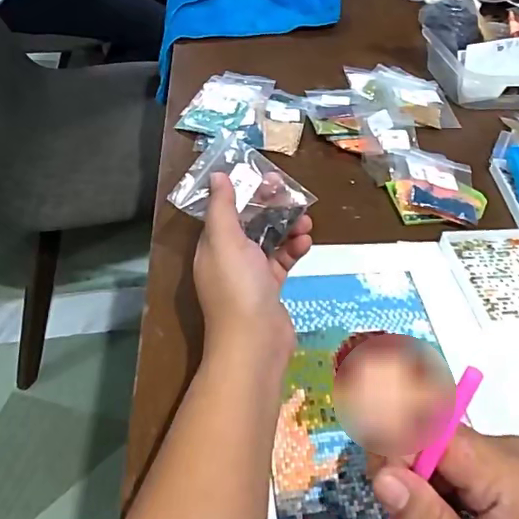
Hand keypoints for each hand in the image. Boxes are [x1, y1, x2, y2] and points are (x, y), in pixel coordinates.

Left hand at [193, 172, 310, 369]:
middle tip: (291, 192)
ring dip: (287, 226)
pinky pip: (282, 260)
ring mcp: (250, 274)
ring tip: (306, 219)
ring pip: (268, 240)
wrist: (255, 343)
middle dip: (270, 206)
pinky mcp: (270, 288)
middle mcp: (228, 257)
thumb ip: (222, 206)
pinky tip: (306, 242)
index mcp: (212, 244)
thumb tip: (217, 175)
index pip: (226, 209)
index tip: (267, 178)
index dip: (245, 191)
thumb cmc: (237, 287)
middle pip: (249, 221)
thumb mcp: (225, 240)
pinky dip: (293, 249)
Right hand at [372, 427, 518, 518]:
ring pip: (437, 457)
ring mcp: (506, 464)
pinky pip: (453, 473)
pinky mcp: (504, 481)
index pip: (430, 428)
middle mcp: (504, 451)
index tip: (376, 489)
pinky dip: (432, 499)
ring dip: (414, 491)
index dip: (395, 447)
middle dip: (400, 472)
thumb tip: (381, 475)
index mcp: (504, 468)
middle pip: (430, 439)